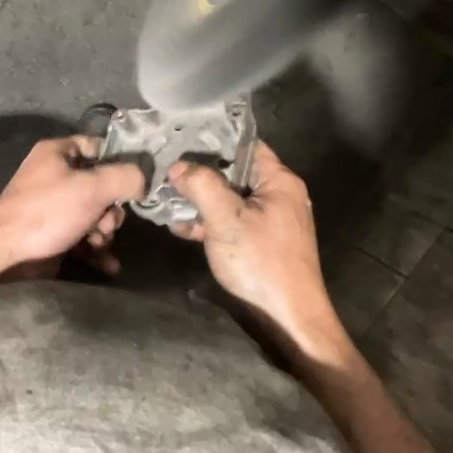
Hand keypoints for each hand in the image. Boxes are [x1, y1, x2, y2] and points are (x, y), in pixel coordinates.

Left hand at [0, 135, 146, 277]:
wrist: (5, 252)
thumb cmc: (48, 211)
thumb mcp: (92, 188)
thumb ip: (125, 177)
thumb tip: (145, 179)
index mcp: (57, 152)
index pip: (97, 146)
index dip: (119, 162)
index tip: (135, 182)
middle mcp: (54, 175)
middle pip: (100, 185)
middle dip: (110, 208)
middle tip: (107, 223)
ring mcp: (52, 206)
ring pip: (94, 214)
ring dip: (104, 231)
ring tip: (99, 243)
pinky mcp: (52, 233)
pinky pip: (82, 237)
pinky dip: (96, 250)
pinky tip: (108, 265)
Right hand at [168, 144, 346, 360]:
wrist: (287, 317)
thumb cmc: (262, 263)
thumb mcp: (227, 219)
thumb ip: (202, 185)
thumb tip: (178, 166)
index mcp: (280, 181)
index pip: (244, 144)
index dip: (212, 138)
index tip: (179, 135)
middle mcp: (278, 195)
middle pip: (234, 172)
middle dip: (200, 171)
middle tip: (164, 166)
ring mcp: (270, 220)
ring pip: (229, 198)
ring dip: (200, 199)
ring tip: (164, 196)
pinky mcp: (261, 242)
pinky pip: (231, 221)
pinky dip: (209, 222)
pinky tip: (180, 226)